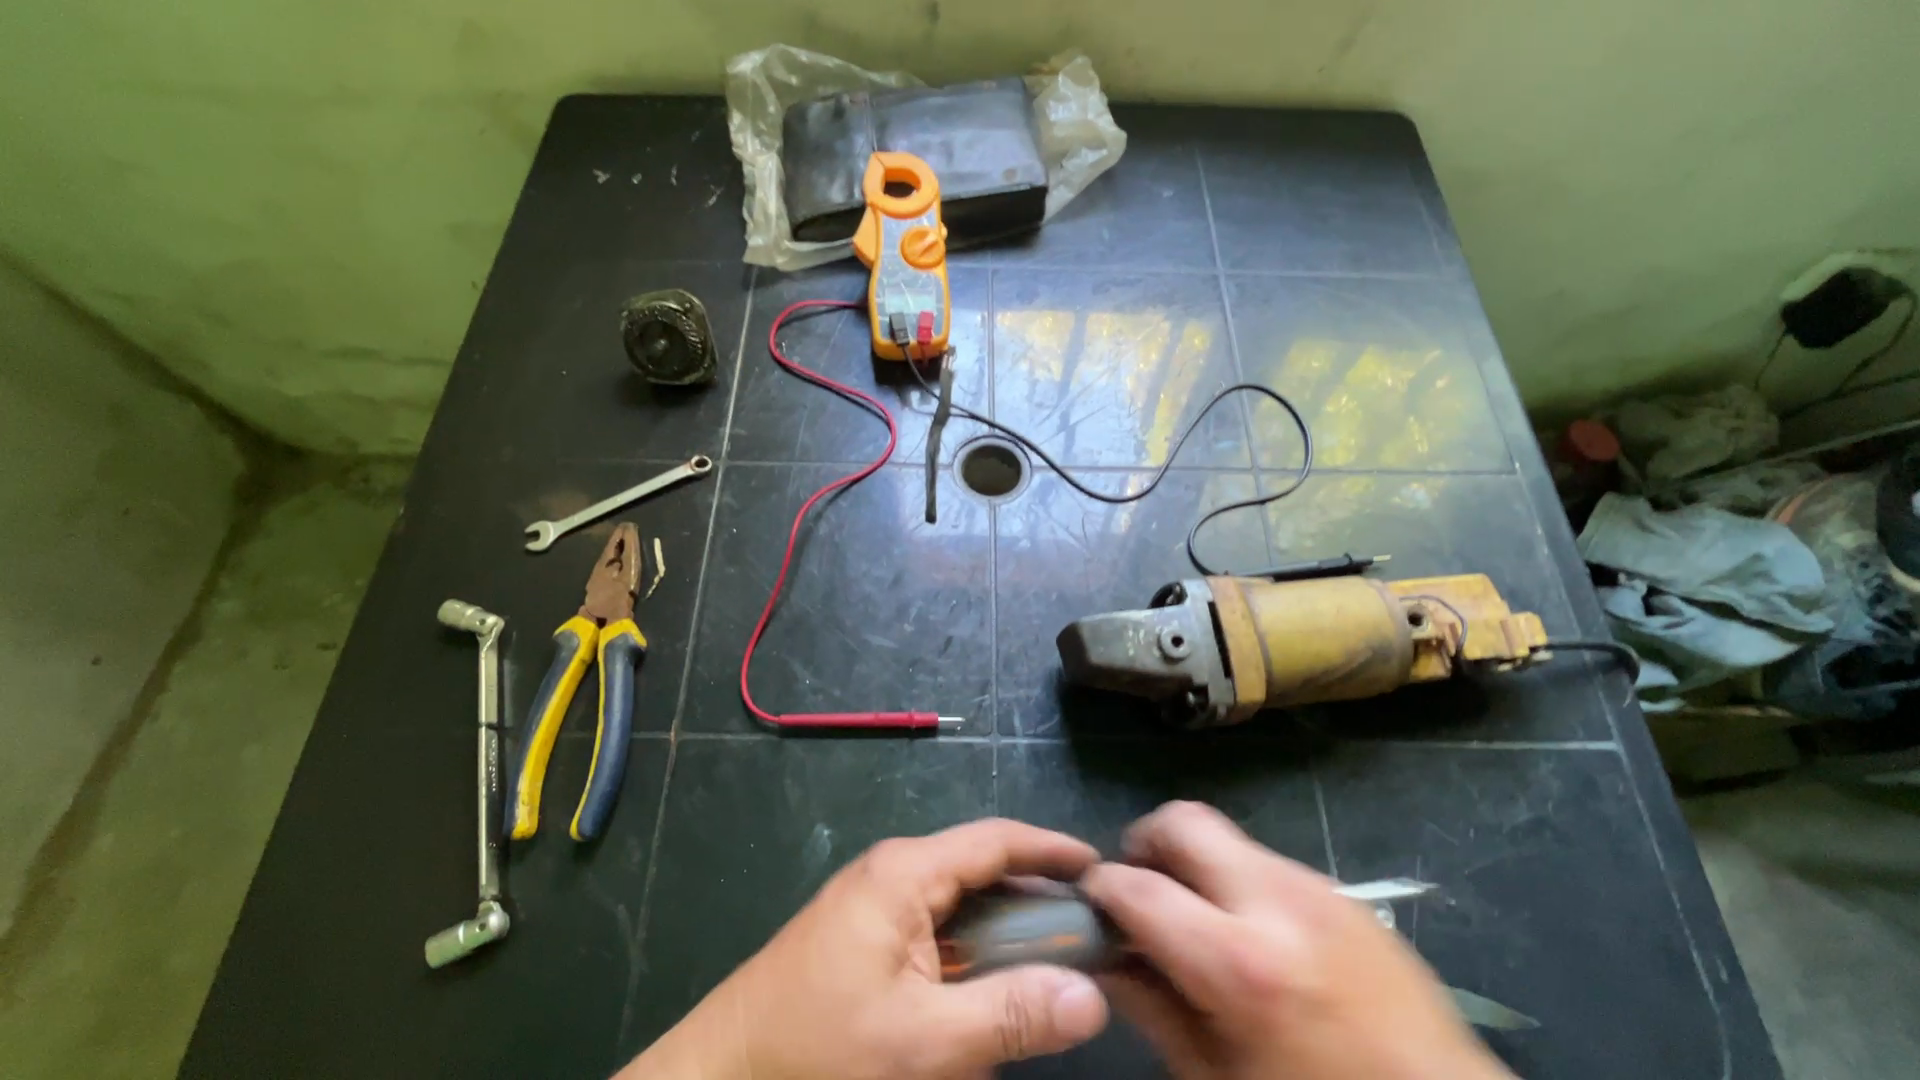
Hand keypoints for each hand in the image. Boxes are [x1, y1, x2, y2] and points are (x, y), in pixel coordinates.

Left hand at [619, 819, 1108, 1079]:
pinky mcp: (862, 940)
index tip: (1106, 871)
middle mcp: (891, 874)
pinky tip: (990, 993)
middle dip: (1037, 900)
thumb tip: (1093, 995)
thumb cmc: (820, 1051)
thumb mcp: (924, 1043)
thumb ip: (1011, 1014)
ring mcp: (873, 906)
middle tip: (1093, 935)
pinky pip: (934, 934)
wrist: (719, 1076)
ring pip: (960, 907)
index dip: (1054, 850)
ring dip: (1005, 933)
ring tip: (1054, 964)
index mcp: (906, 872)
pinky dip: (971, 956)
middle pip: (982, 871)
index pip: (998, 840)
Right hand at [1080, 802, 1511, 1079]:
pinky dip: (1238, 881)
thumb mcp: (1214, 1076)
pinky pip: (1268, 863)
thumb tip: (1104, 958)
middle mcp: (1277, 903)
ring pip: (1226, 837)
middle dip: (1145, 843)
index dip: (1100, 889)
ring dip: (1195, 863)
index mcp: (1240, 962)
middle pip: (1184, 822)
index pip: (1138, 888)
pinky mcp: (1343, 892)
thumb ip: (1151, 1007)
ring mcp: (1316, 889)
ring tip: (1196, 916)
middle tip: (1138, 887)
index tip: (1089, 904)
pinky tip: (1249, 933)